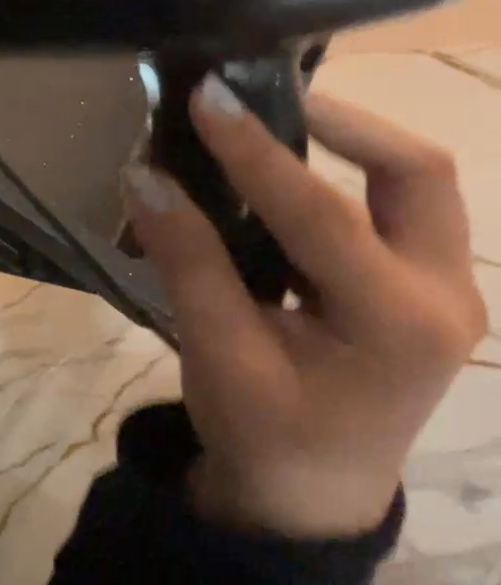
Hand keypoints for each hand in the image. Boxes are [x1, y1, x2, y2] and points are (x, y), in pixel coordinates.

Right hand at [123, 76, 486, 537]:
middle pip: (417, 174)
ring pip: (414, 183)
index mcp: (398, 320)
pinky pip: (391, 205)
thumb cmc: (263, 426)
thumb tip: (142, 177)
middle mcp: (444, 293)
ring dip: (343, 140)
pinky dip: (335, 169)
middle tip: (257, 98)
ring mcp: (443, 288)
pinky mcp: (419, 285)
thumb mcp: (216, 352)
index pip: (321, 211)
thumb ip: (186, 261)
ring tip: (260, 119)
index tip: (204, 98)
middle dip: (340, 122)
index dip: (255, 150)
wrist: (312, 488)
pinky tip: (273, 169)